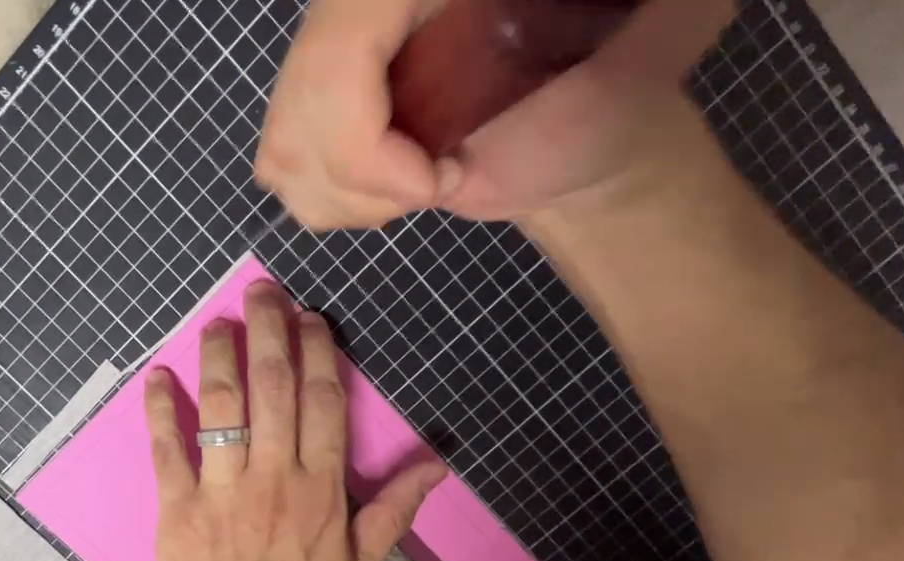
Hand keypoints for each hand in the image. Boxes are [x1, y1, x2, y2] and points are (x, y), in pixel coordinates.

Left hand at [136, 282, 447, 560]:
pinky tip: (159, 379)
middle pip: (273, 389)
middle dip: (268, 333)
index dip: (317, 354)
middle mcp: (273, 478)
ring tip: (215, 323)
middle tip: (261, 292)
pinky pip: (168, 449)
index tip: (311, 318)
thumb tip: (438, 462)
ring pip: (222, 408)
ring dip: (218, 359)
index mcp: (321, 490)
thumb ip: (393, 510)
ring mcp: (223, 490)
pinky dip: (161, 412)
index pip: (323, 403)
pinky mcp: (178, 508)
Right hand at [255, 0, 733, 228]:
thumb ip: (560, 23)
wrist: (589, 113)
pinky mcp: (311, 109)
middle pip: (302, 113)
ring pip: (284, 149)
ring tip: (417, 181)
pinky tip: (384, 186)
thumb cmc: (615, 76)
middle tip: (439, 179)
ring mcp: (327, 56)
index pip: (340, 54)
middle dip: (363, 178)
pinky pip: (280, 168)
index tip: (438, 179)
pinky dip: (328, 198)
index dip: (367, 142)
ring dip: (347, 194)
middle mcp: (358, 8)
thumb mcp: (623, 24)